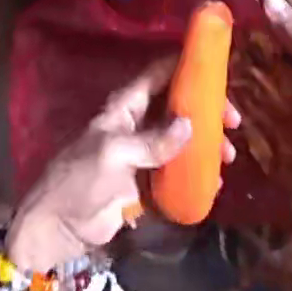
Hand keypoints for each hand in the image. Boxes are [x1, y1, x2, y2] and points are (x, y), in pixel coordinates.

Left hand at [7, 58, 239, 269]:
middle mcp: (139, 122)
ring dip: (206, 143)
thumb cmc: (80, 177)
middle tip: (232, 122)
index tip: (217, 71)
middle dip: (206, 110)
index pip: (160, 74)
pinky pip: (178, 172)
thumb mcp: (114, 154)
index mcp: (126, 105)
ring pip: (183, 139)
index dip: (186, 66)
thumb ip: (152, 141)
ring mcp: (144, 153)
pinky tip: (214, 182)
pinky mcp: (148, 182)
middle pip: (178, 106)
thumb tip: (190, 125)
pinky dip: (197, 174)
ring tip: (227, 156)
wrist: (60, 224)